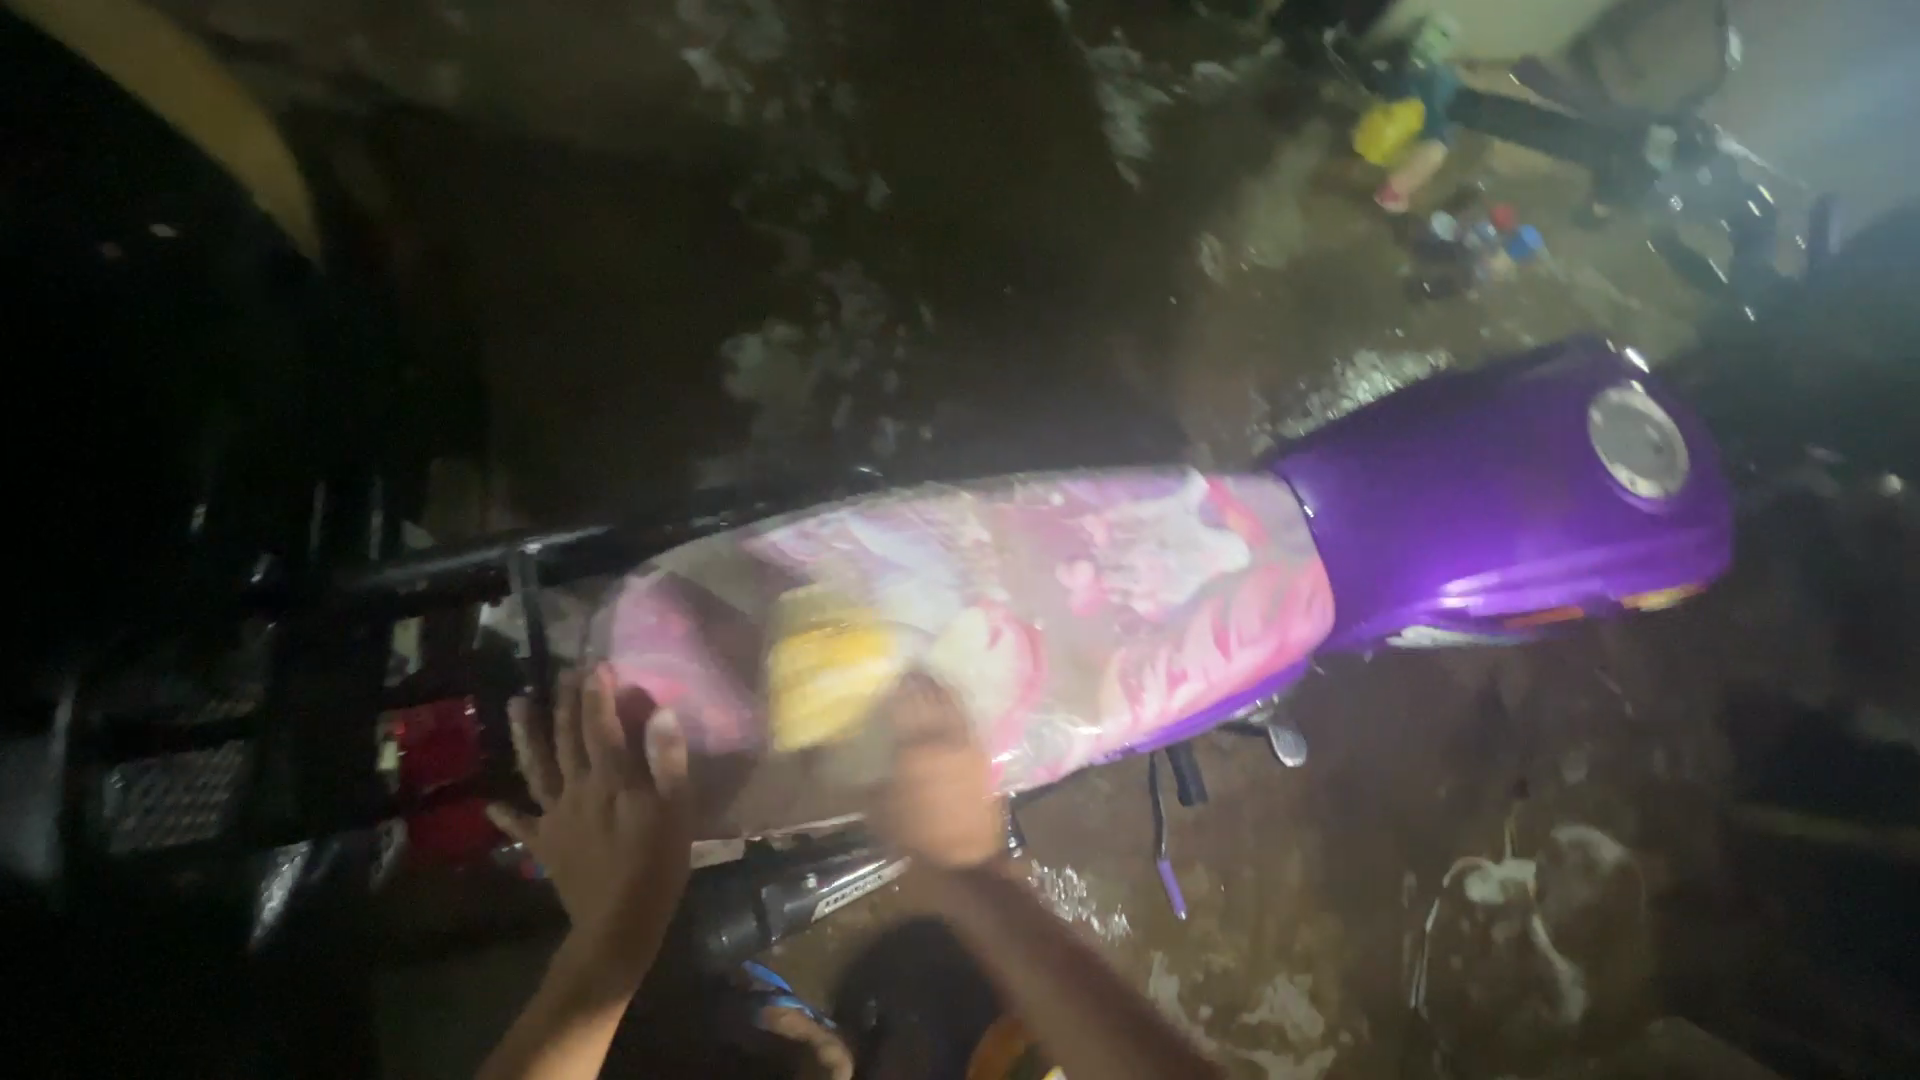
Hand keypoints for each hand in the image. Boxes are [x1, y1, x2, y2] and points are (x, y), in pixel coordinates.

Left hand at [488, 663, 692, 981]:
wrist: (618, 926)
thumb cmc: (657, 864)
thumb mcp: (677, 811)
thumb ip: (668, 761)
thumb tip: (661, 713)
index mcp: (612, 780)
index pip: (602, 727)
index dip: (598, 695)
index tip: (597, 666)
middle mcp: (578, 790)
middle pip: (568, 739)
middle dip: (567, 703)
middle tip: (564, 673)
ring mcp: (557, 817)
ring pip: (537, 769)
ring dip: (528, 735)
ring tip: (518, 704)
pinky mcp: (546, 845)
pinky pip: (523, 824)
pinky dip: (506, 814)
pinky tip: (491, 805)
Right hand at [871, 672, 1004, 868]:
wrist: (966, 861)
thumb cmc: (916, 838)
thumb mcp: (879, 808)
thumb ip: (871, 775)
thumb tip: (858, 755)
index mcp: (917, 749)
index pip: (905, 703)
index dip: (897, 684)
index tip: (888, 672)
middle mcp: (946, 738)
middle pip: (933, 696)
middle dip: (921, 680)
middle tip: (909, 668)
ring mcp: (968, 744)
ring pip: (954, 703)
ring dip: (940, 688)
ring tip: (928, 679)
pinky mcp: (982, 754)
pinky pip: (967, 719)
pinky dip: (955, 706)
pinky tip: (946, 704)